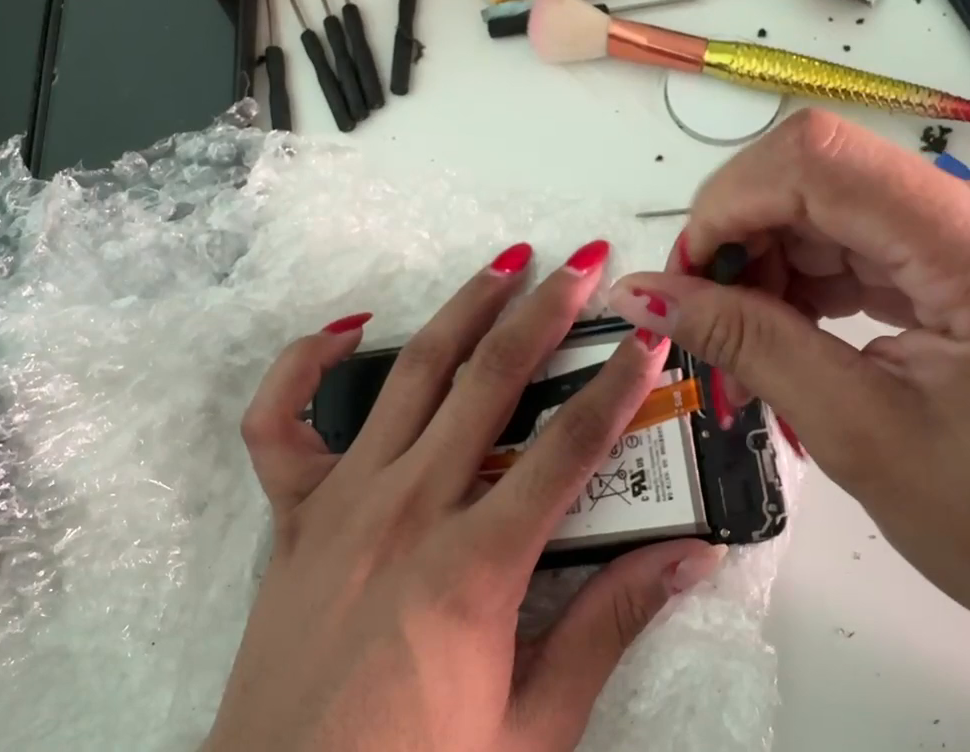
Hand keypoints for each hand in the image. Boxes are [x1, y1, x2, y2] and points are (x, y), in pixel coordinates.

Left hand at [207, 240, 722, 751]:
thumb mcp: (533, 724)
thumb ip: (609, 626)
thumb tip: (689, 557)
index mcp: (474, 566)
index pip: (570, 448)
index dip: (619, 383)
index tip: (652, 332)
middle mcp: (407, 511)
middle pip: (491, 382)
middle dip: (547, 313)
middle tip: (585, 263)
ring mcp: (341, 503)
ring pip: (409, 376)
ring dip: (462, 310)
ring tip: (504, 263)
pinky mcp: (293, 515)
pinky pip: (280, 419)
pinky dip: (306, 363)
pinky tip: (352, 329)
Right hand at [609, 109, 969, 647]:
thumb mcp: (856, 434)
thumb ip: (747, 342)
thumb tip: (643, 292)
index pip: (823, 160)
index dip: (729, 202)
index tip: (683, 277)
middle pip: (824, 173)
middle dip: (742, 235)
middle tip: (703, 319)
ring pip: (832, 200)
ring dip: (769, 259)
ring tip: (744, 341)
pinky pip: (861, 234)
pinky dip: (806, 274)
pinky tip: (786, 329)